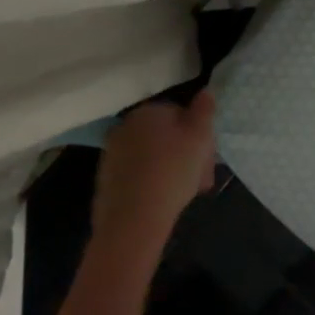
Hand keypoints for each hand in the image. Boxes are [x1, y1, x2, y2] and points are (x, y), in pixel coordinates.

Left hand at [92, 91, 218, 242]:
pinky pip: (138, 174)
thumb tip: (205, 92)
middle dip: (186, 153)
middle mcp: (126, 126)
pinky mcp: (106, 181)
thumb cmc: (172, 172)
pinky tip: (164, 200)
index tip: (208, 155)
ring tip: (187, 192)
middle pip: (166, 135)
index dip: (199, 134)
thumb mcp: (200, 137)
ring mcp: (112, 154)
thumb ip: (205, 110)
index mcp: (148, 110)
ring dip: (171, 168)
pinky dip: (152, 182)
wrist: (132, 222)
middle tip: (202, 177)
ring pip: (153, 156)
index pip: (180, 114)